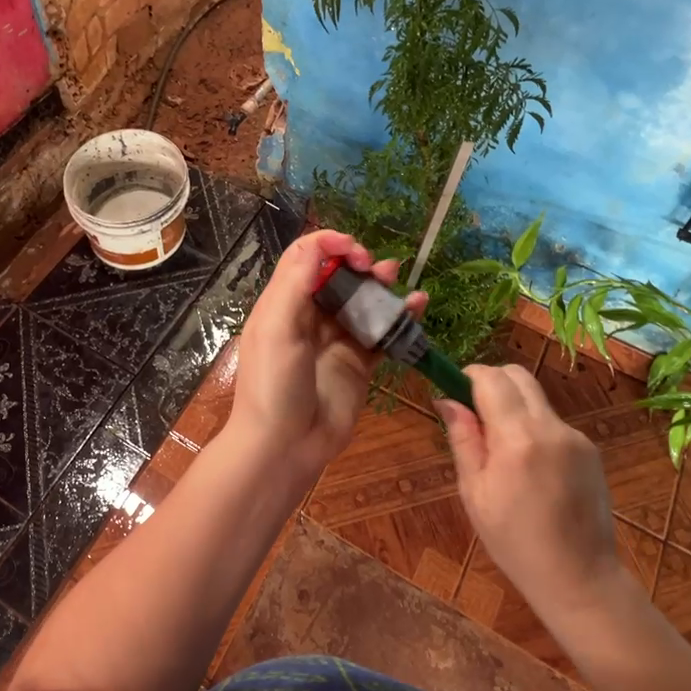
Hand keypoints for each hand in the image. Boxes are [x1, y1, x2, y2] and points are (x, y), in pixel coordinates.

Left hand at [226, 230, 426, 477]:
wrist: (283, 448)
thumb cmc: (273, 383)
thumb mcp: (277, 327)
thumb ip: (297, 281)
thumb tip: (321, 242)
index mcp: (283, 303)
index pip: (306, 257)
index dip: (330, 245)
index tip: (353, 250)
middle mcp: (310, 317)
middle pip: (338, 276)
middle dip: (358, 263)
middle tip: (374, 267)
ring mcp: (336, 340)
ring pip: (363, 302)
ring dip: (381, 285)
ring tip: (396, 277)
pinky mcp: (359, 364)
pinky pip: (382, 334)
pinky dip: (400, 318)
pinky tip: (417, 305)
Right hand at [438, 365, 622, 606]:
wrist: (580, 578)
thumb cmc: (515, 542)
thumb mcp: (474, 493)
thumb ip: (463, 439)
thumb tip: (446, 399)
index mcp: (517, 438)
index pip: (491, 378)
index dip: (468, 376)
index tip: (455, 394)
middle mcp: (550, 427)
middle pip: (518, 375)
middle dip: (492, 382)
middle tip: (476, 415)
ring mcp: (576, 436)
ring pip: (536, 399)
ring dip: (514, 407)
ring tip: (504, 453)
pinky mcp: (590, 449)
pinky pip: (553, 422)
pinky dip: (535, 428)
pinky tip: (532, 470)